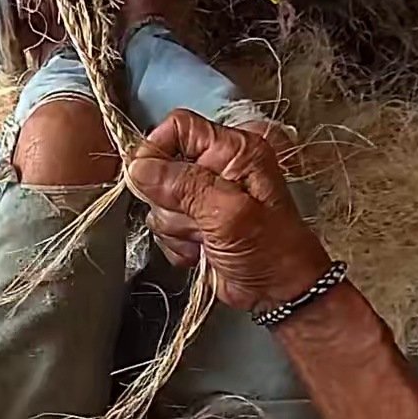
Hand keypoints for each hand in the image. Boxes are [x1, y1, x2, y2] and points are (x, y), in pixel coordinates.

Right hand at [127, 109, 331, 311]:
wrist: (278, 291)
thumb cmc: (269, 250)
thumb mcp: (229, 213)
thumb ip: (185, 185)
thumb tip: (140, 167)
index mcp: (233, 150)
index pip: (178, 127)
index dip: (157, 149)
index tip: (149, 179)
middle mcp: (215, 167)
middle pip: (160, 167)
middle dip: (170, 201)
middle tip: (198, 219)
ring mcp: (202, 196)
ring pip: (157, 202)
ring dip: (175, 227)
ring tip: (206, 238)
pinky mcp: (192, 222)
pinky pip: (161, 226)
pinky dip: (176, 243)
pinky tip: (201, 250)